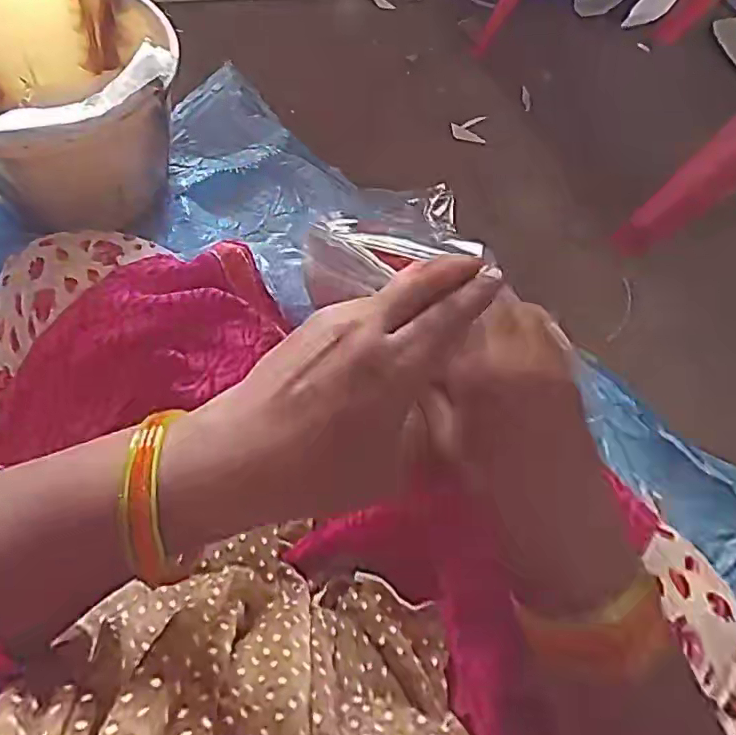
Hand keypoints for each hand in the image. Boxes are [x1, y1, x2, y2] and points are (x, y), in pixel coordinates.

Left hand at [189, 255, 504, 520]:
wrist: (241, 452)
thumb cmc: (319, 473)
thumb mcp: (390, 465)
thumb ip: (419, 423)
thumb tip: (430, 397)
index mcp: (395, 365)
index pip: (447, 317)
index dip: (475, 296)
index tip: (494, 279)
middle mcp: (367, 329)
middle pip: (418, 283)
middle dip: (452, 268)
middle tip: (476, 261)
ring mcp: (334, 321)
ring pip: (386, 292)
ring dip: (416, 285)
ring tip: (436, 291)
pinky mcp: (310, 324)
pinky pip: (361, 306)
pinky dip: (387, 304)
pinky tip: (389, 319)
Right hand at [427, 296, 640, 615]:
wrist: (569, 534)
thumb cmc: (496, 497)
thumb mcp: (445, 445)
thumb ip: (428, 394)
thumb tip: (414, 358)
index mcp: (480, 371)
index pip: (452, 313)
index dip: (432, 303)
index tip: (414, 307)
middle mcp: (518, 351)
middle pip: (490, 299)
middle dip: (463, 300)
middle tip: (440, 315)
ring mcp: (550, 358)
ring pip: (519, 307)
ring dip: (493, 310)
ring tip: (470, 330)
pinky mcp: (569, 370)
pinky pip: (543, 327)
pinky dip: (520, 323)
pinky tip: (502, 347)